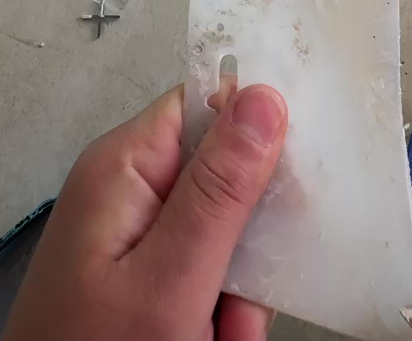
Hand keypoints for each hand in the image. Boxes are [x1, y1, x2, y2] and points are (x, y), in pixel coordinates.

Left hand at [3, 83, 288, 340]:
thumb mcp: (169, 280)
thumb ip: (219, 189)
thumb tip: (265, 95)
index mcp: (123, 162)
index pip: (207, 102)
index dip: (254, 128)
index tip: (287, 179)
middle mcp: (128, 183)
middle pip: (223, 168)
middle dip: (246, 233)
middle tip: (239, 297)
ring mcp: (135, 228)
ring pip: (223, 225)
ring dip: (237, 284)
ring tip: (219, 336)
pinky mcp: (142, 266)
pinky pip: (204, 262)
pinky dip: (218, 305)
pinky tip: (212, 338)